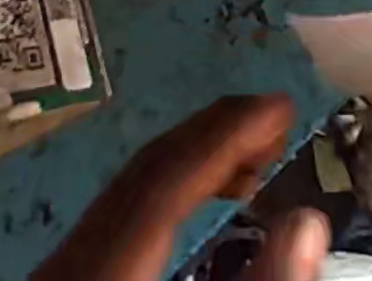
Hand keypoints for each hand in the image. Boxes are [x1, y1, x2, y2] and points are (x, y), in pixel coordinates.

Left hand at [34, 94, 329, 280]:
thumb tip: (308, 223)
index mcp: (104, 276)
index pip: (168, 181)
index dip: (228, 135)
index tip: (282, 106)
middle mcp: (73, 261)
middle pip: (149, 170)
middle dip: (219, 133)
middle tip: (277, 120)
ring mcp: (63, 268)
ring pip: (135, 184)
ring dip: (200, 158)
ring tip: (257, 156)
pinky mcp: (70, 276)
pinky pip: (126, 209)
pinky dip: (175, 188)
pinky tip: (207, 200)